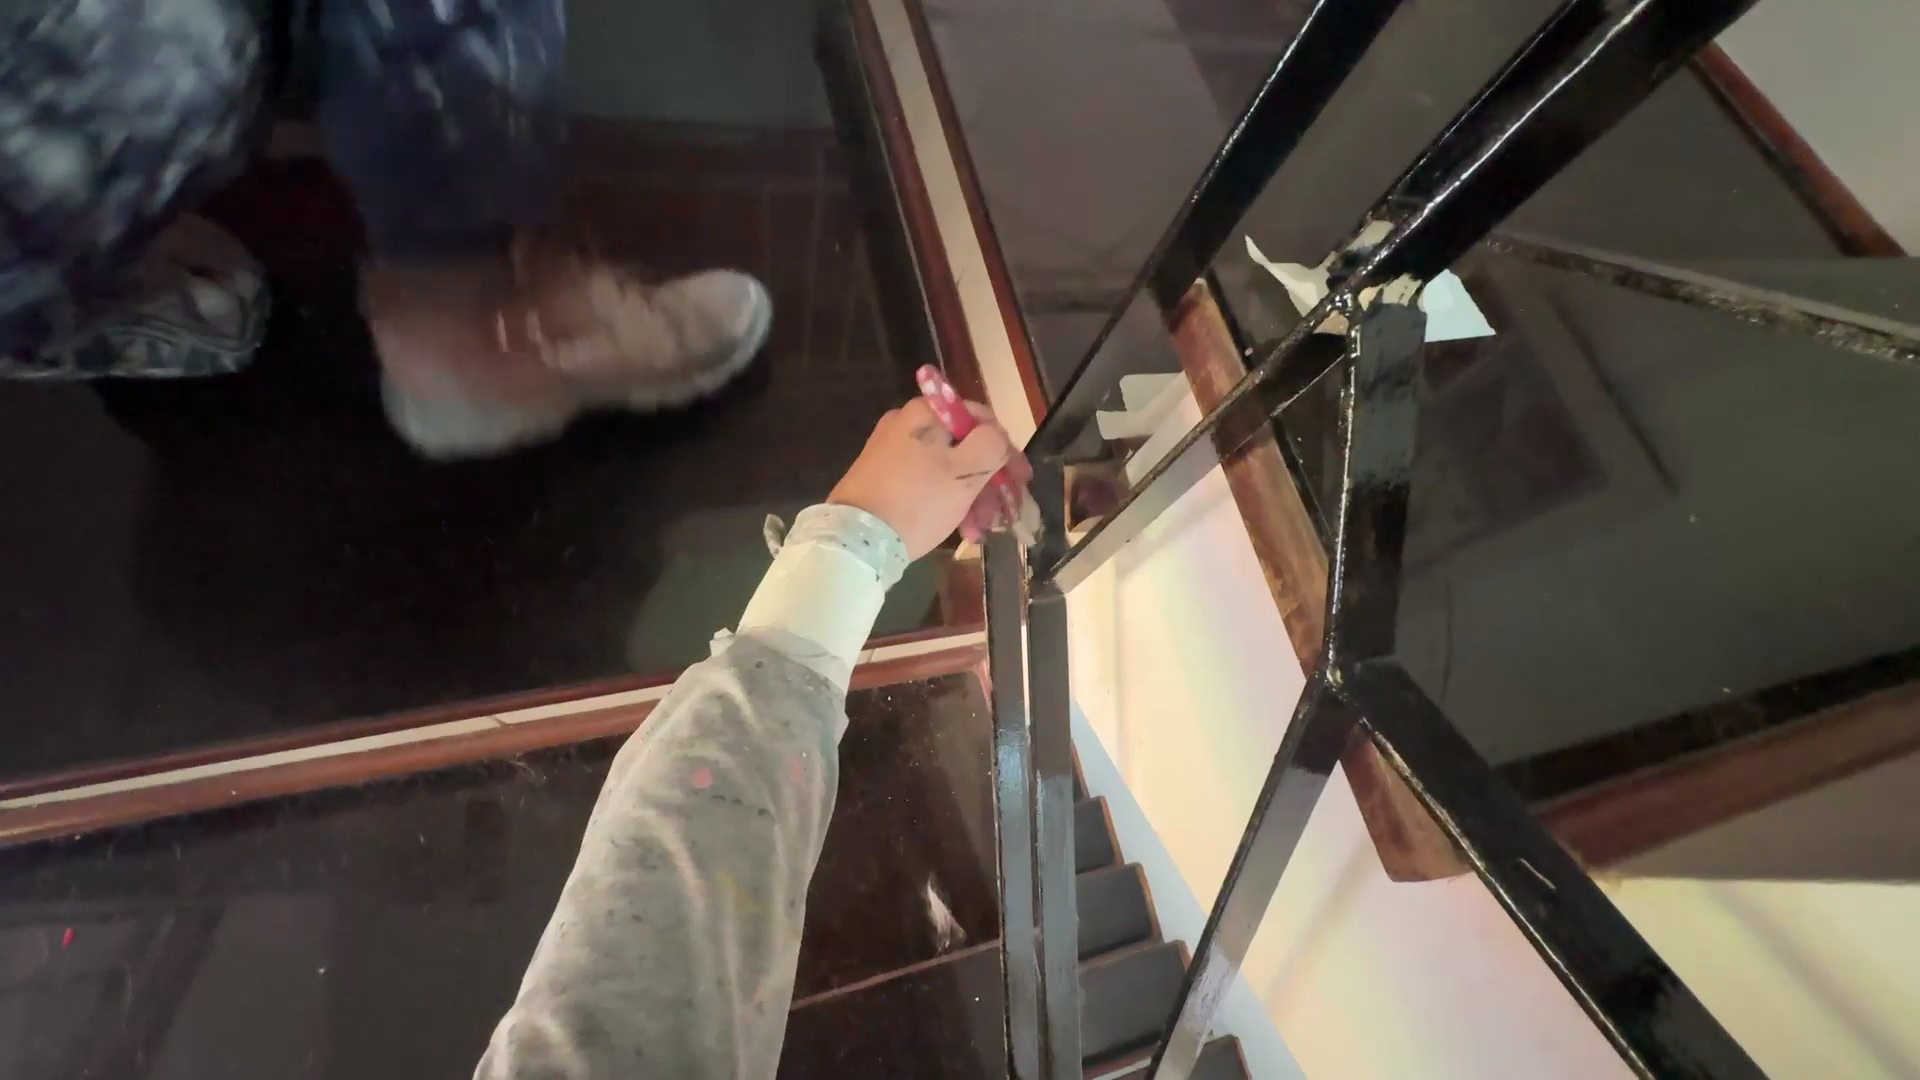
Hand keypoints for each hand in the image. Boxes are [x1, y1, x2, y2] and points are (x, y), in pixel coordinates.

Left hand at [828, 398, 1031, 559]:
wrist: (858, 539)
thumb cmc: (919, 500)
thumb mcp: (966, 472)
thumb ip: (993, 445)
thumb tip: (997, 438)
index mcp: (927, 412)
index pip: (982, 418)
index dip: (1008, 449)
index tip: (1023, 480)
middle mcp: (907, 423)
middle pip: (964, 446)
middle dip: (989, 482)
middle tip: (1005, 512)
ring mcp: (892, 451)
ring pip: (947, 468)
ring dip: (971, 498)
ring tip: (982, 530)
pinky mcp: (882, 477)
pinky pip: (927, 483)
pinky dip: (947, 502)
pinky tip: (961, 530)